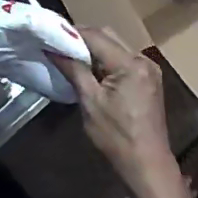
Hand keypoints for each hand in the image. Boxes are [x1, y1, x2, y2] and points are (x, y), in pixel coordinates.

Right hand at [50, 27, 176, 195]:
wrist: (147, 164)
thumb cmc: (116, 136)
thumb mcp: (89, 101)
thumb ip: (73, 70)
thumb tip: (52, 49)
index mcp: (130, 64)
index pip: (95, 36)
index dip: (71, 33)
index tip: (49, 35)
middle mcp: (143, 60)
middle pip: (108, 36)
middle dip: (82, 39)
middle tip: (58, 47)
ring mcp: (148, 70)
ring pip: (115, 46)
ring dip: (93, 49)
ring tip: (70, 58)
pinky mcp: (148, 80)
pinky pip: (123, 59)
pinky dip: (105, 60)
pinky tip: (90, 71)